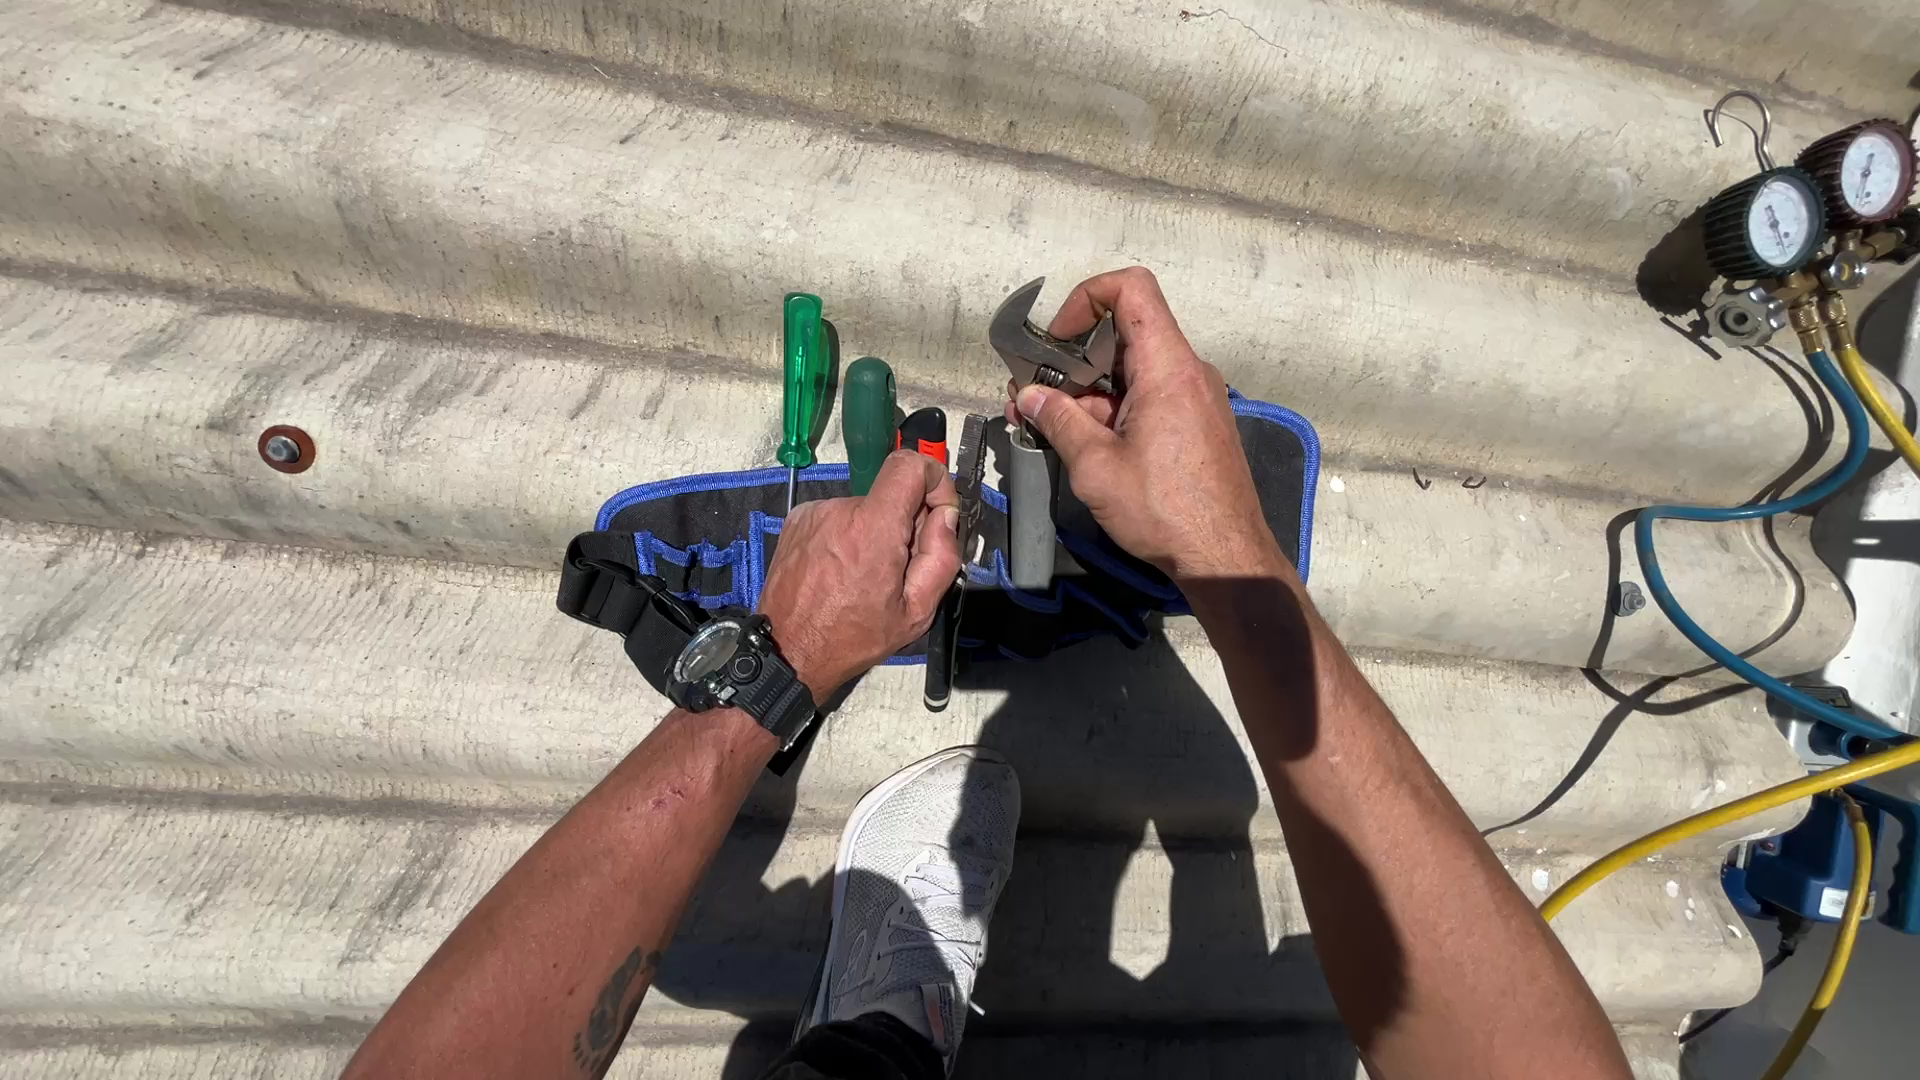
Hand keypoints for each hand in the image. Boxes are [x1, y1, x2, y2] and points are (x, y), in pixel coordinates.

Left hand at [759, 450, 960, 700]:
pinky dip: (850, 537)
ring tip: (865, 577)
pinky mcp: (798, 520)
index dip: (934, 480)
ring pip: (867, 509)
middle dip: (907, 523)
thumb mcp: (916, 612)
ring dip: (876, 534)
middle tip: (899, 568)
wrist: (789, 651)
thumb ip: (942, 557)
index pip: (911, 465)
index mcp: (873, 528)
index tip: (937, 513)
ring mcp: (815, 512)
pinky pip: (840, 517)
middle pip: (892, 494)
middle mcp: (841, 510)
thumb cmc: (852, 638)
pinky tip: (842, 572)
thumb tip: (945, 517)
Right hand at [1008, 266, 1282, 580]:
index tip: (1056, 340)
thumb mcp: (1096, 466)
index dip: (1086, 298)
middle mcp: (1187, 371)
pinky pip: (1147, 397)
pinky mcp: (1194, 424)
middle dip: (1071, 358)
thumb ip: (1059, 421)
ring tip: (1046, 423)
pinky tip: (1082, 441)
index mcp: (1168, 367)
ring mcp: (1194, 398)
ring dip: (1087, 390)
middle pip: (1124, 334)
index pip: (1131, 288)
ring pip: (1131, 371)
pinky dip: (1111, 409)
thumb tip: (1028, 395)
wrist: (1223, 557)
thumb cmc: (1162, 510)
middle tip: (1033, 393)